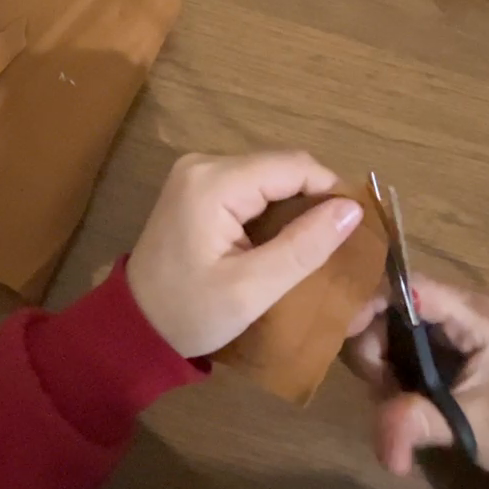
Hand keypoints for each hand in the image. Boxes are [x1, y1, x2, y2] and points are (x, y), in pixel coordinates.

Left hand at [127, 152, 364, 357]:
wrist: (132, 325)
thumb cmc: (189, 313)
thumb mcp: (251, 289)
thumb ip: (303, 246)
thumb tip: (352, 209)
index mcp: (214, 182)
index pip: (293, 166)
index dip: (332, 191)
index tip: (356, 230)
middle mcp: (204, 164)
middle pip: (281, 167)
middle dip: (315, 200)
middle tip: (339, 243)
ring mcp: (197, 173)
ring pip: (269, 176)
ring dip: (296, 205)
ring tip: (316, 244)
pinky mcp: (197, 187)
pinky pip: (250, 187)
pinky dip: (273, 209)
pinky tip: (283, 240)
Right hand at [345, 277, 488, 483]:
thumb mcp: (472, 429)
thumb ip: (419, 425)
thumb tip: (381, 451)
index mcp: (480, 317)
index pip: (412, 286)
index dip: (371, 300)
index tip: (342, 331)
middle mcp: (468, 309)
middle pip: (396, 302)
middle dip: (374, 341)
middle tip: (378, 386)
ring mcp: (461, 325)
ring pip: (398, 321)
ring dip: (382, 355)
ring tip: (391, 398)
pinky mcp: (455, 343)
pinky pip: (410, 338)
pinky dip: (395, 362)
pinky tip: (400, 393)